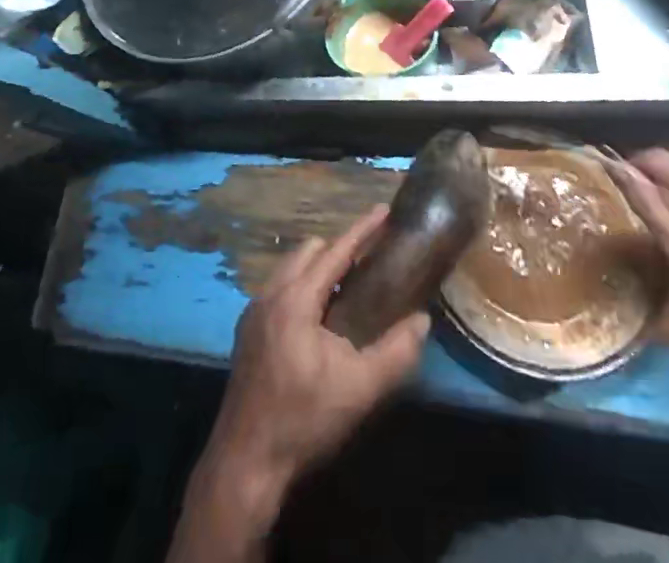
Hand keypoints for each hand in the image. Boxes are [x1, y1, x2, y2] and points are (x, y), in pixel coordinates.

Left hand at [205, 205, 430, 490]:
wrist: (247, 459)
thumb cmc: (305, 419)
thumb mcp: (361, 388)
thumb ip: (397, 351)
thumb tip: (421, 320)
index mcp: (295, 300)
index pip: (334, 252)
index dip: (362, 230)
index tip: (383, 210)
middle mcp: (269, 296)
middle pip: (307, 252)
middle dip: (339, 248)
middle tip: (372, 259)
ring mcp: (253, 313)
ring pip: (289, 269)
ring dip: (318, 267)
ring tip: (350, 286)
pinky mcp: (247, 332)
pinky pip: (278, 289)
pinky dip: (301, 286)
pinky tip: (320, 317)